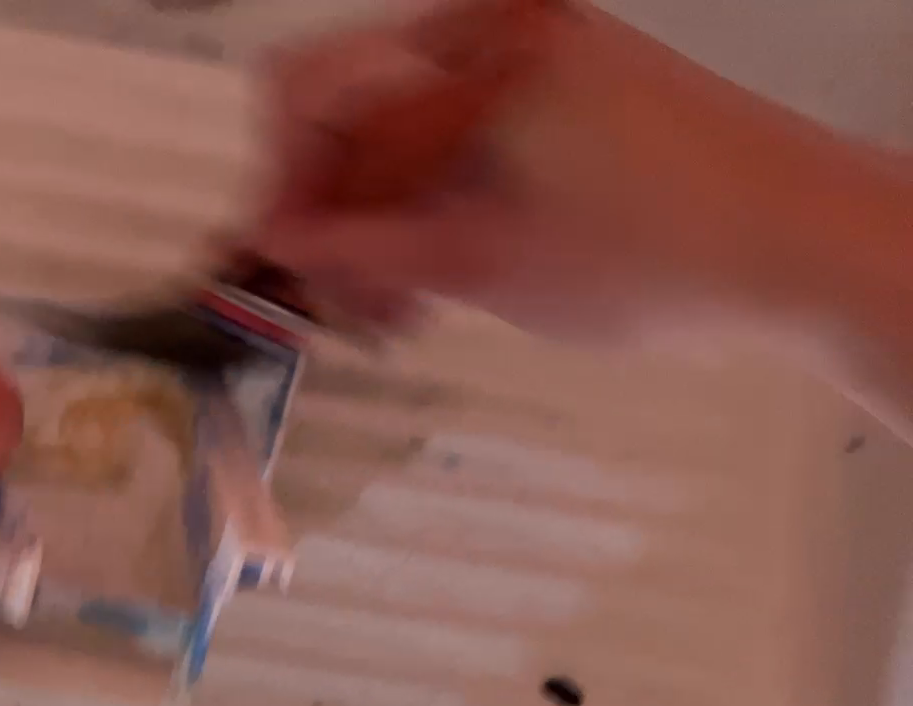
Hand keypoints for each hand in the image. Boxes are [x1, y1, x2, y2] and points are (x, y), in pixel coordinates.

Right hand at [255, 0, 835, 339]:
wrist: (808, 255)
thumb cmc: (652, 257)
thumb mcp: (470, 262)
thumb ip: (351, 247)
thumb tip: (262, 242)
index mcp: (477, 52)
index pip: (308, 91)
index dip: (276, 178)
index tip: (279, 252)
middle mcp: (491, 35)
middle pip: (340, 119)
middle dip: (324, 215)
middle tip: (333, 296)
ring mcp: (518, 62)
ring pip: (381, 144)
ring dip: (365, 229)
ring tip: (385, 306)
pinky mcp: (537, 98)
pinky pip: (431, 149)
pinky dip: (410, 216)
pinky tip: (422, 279)